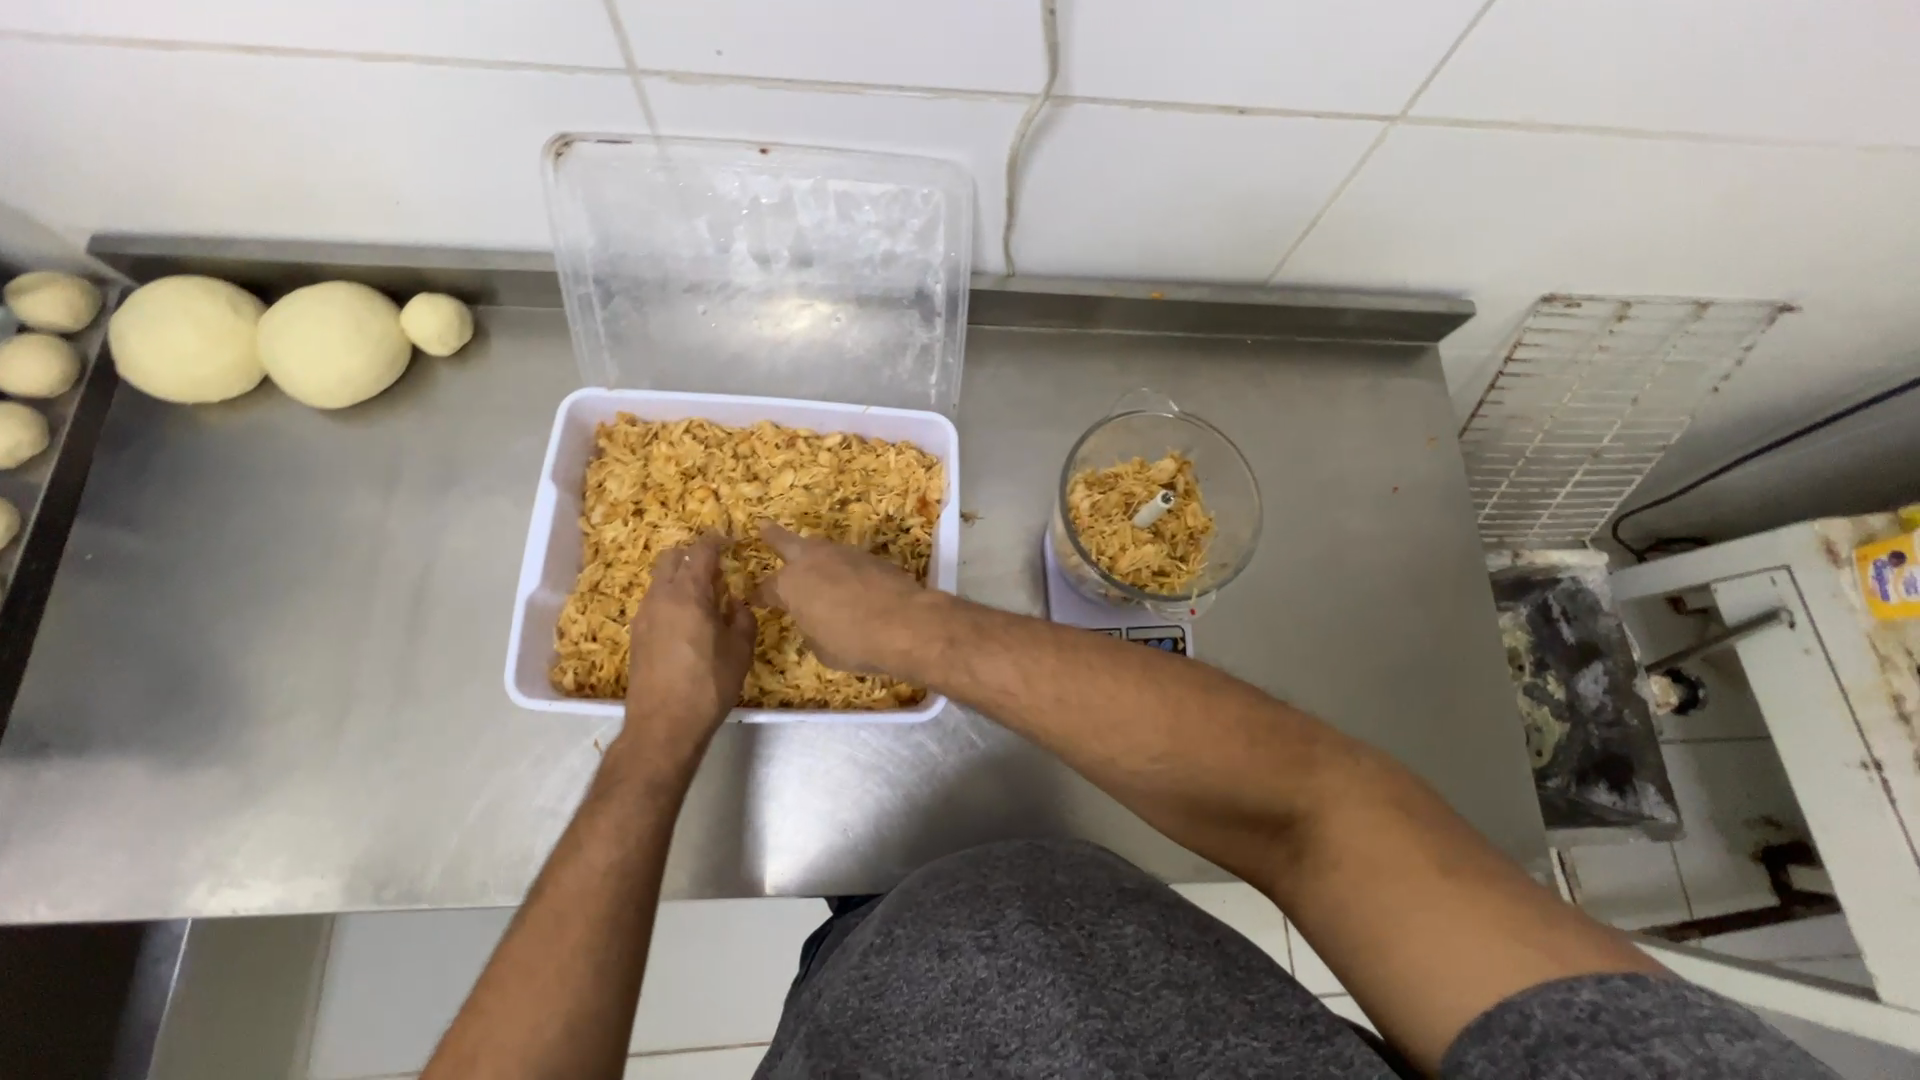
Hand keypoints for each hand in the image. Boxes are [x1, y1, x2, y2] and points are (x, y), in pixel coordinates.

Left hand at [618, 535, 757, 765]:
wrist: (663, 724)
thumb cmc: (709, 684)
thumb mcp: (740, 650)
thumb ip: (742, 618)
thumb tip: (736, 603)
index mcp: (688, 593)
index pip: (701, 551)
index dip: (717, 541)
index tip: (731, 541)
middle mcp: (661, 597)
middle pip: (672, 558)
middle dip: (693, 555)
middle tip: (716, 568)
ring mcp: (644, 616)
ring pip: (660, 581)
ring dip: (680, 579)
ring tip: (705, 598)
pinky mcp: (637, 635)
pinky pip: (655, 603)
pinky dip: (671, 600)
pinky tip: (689, 622)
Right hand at [750, 523, 944, 674]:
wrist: (904, 624)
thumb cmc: (852, 643)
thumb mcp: (820, 647)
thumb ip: (810, 627)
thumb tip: (813, 620)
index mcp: (790, 585)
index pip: (767, 589)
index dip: (761, 596)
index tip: (756, 600)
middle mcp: (813, 561)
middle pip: (787, 543)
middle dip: (774, 537)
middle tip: (764, 527)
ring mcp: (844, 554)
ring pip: (821, 548)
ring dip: (814, 554)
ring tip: (812, 561)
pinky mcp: (872, 557)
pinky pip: (849, 561)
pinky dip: (844, 569)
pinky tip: (850, 581)